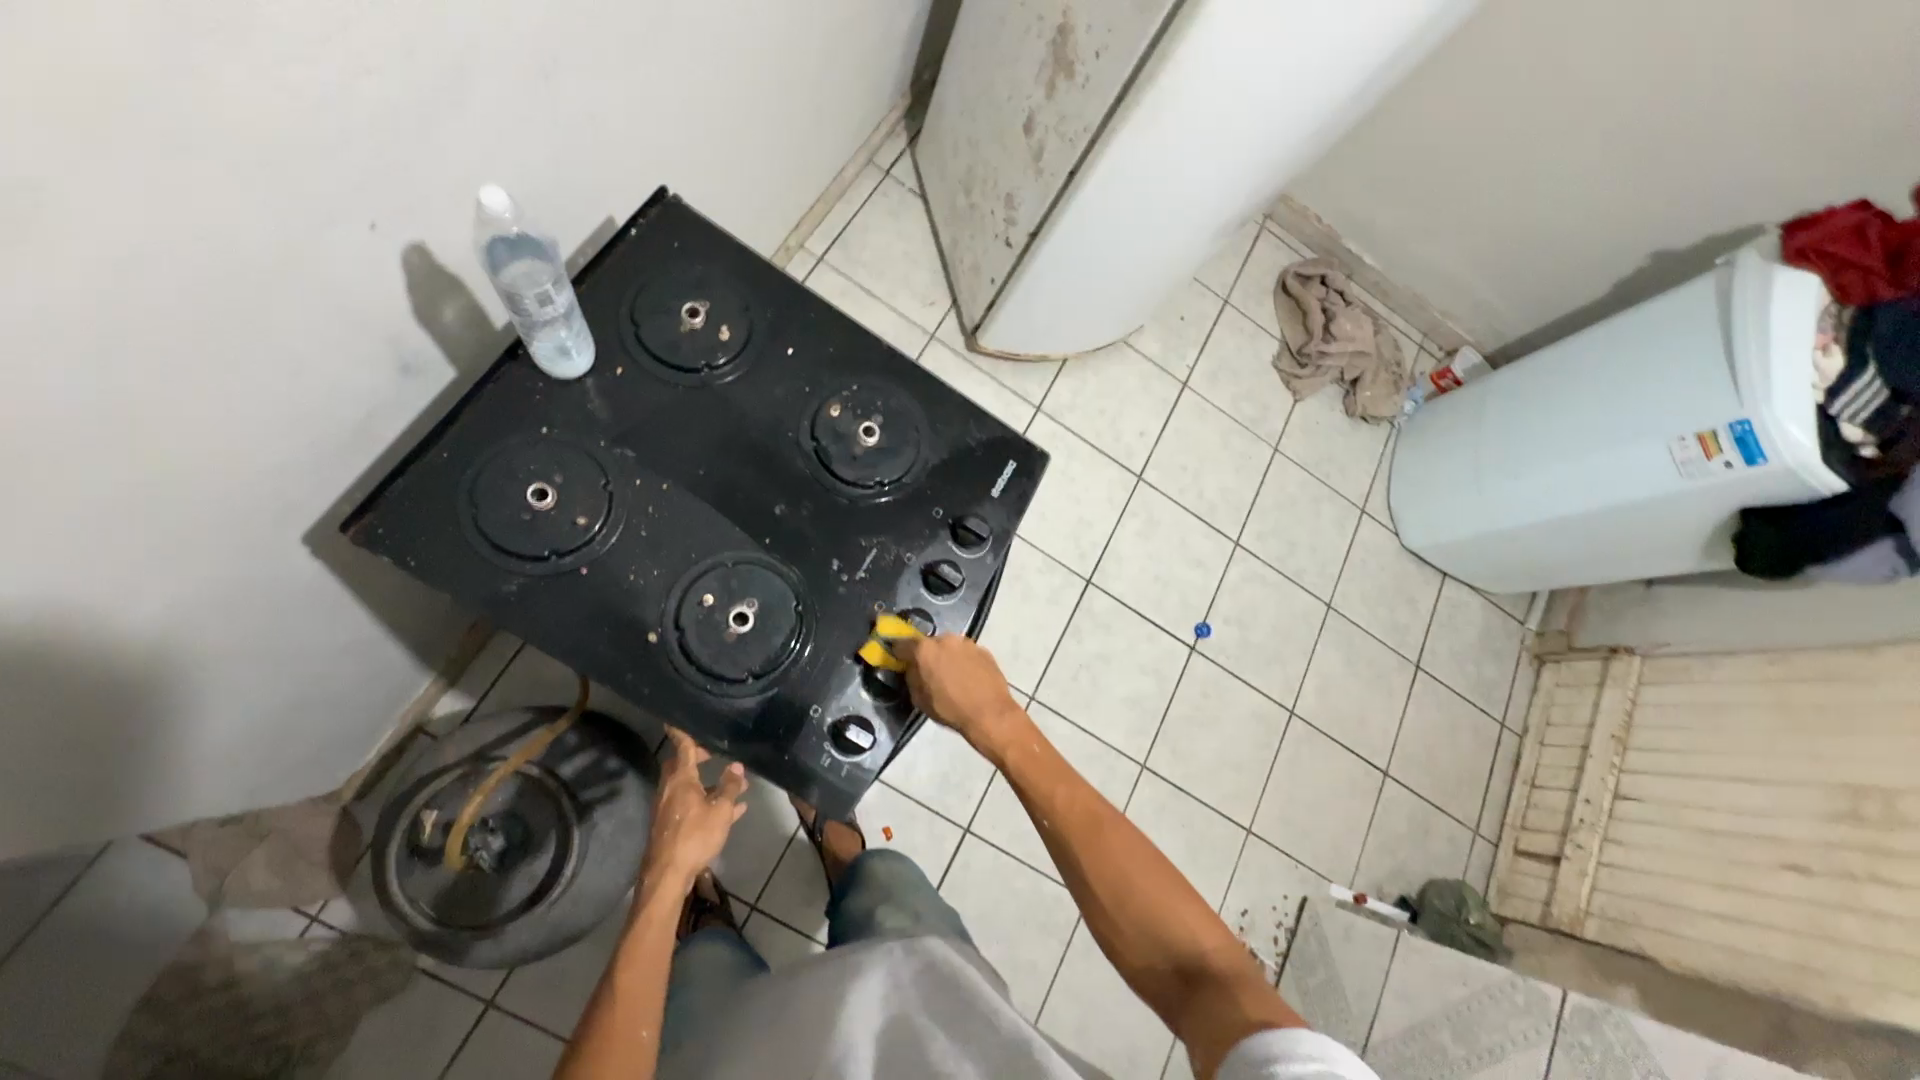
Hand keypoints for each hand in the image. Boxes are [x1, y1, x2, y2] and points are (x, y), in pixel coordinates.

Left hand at [640, 727, 749, 895]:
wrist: (668, 874)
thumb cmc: (695, 836)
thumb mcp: (720, 810)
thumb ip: (730, 787)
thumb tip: (736, 766)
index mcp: (681, 779)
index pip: (682, 747)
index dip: (681, 732)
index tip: (674, 719)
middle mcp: (671, 789)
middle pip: (682, 766)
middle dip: (698, 757)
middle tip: (714, 753)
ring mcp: (669, 808)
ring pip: (689, 787)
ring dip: (708, 783)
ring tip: (735, 785)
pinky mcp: (671, 825)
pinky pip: (692, 805)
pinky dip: (707, 802)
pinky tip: (731, 811)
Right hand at [890, 634, 1027, 758]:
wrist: (990, 714)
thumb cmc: (950, 709)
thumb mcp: (920, 699)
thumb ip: (912, 678)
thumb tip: (912, 669)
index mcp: (924, 650)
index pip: (902, 643)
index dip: (898, 652)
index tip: (898, 659)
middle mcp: (945, 639)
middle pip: (929, 643)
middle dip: (927, 655)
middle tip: (929, 671)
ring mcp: (967, 643)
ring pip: (950, 646)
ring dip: (947, 657)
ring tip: (951, 676)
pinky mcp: (984, 650)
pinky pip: (966, 653)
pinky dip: (964, 661)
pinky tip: (968, 677)